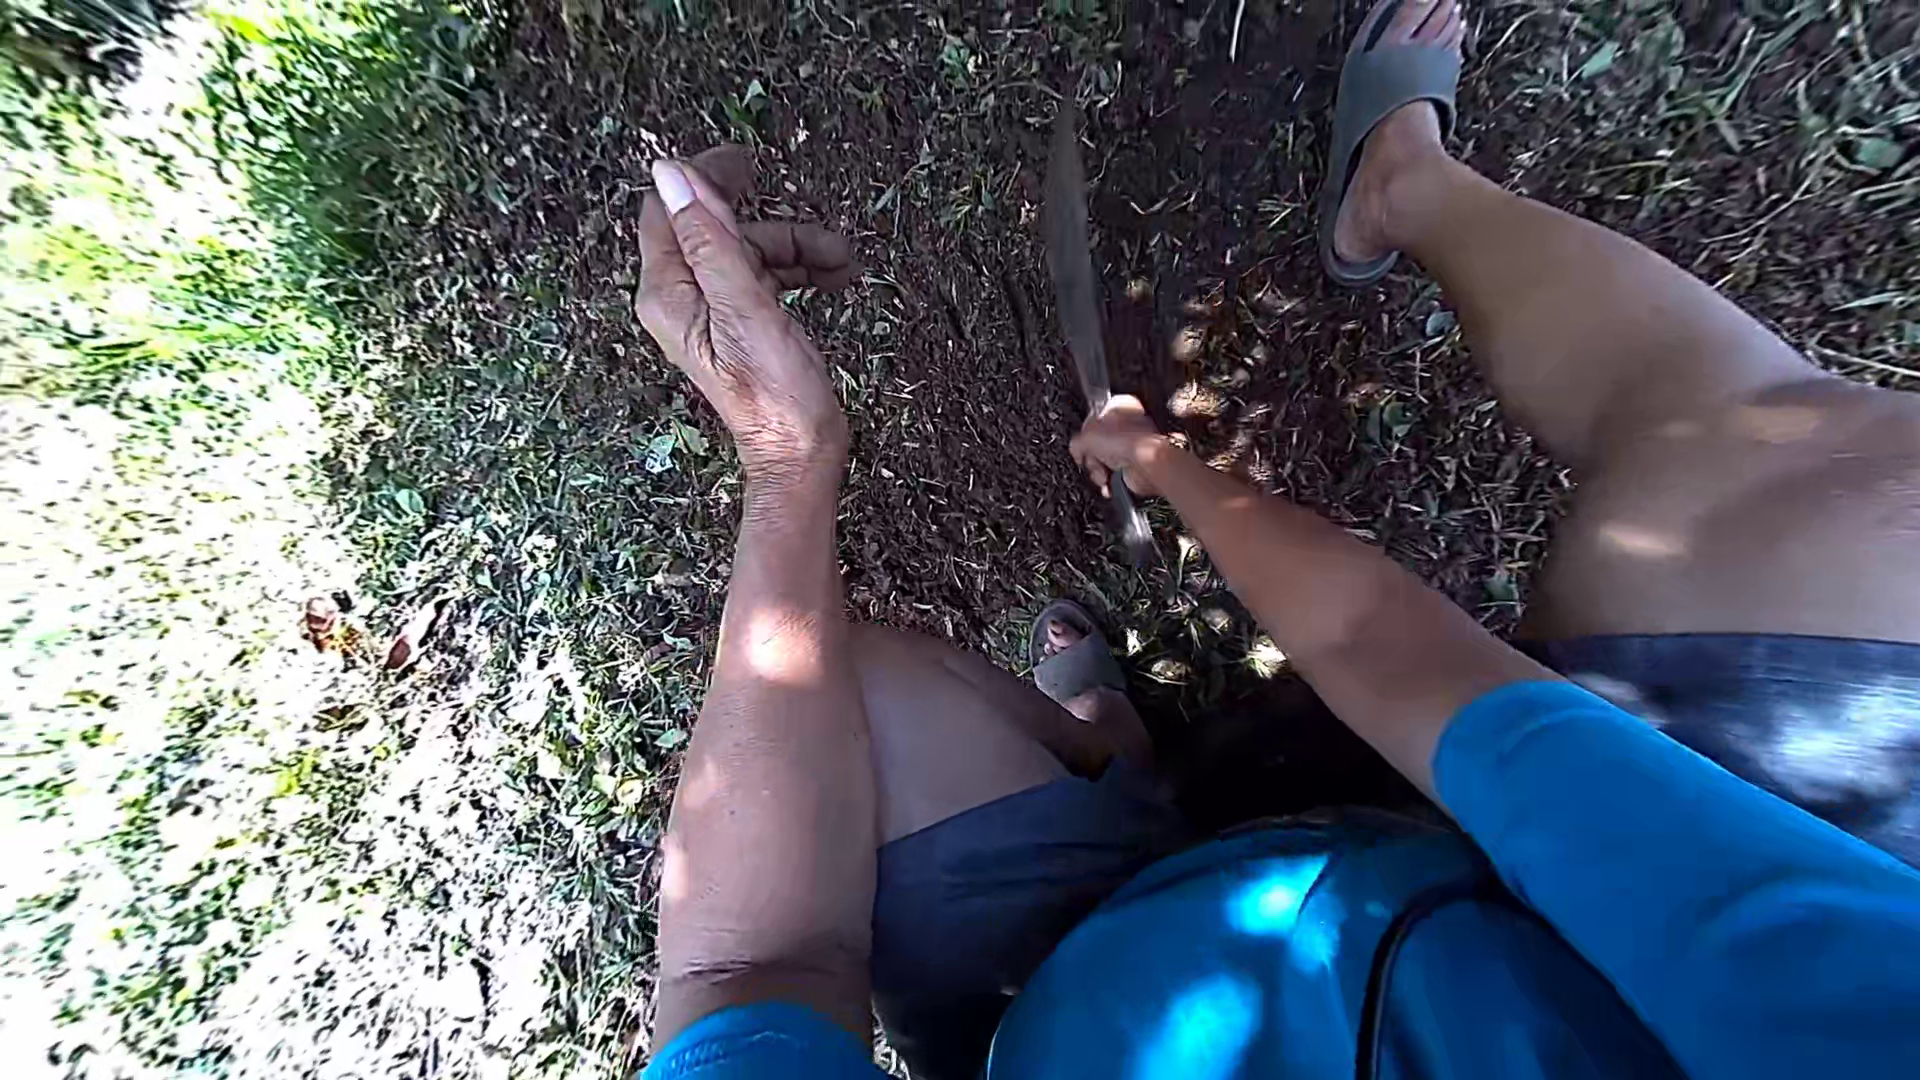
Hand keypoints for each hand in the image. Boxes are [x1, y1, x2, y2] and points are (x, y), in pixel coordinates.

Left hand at [635, 146, 855, 481]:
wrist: (801, 454)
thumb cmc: (775, 400)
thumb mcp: (745, 313)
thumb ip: (710, 242)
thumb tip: (673, 174)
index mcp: (671, 296)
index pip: (673, 212)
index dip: (707, 182)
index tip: (749, 164)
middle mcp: (688, 302)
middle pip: (722, 232)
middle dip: (776, 229)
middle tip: (821, 234)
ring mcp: (720, 315)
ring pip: (754, 255)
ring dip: (800, 251)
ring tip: (844, 264)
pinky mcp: (750, 328)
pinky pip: (769, 281)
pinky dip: (802, 274)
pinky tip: (835, 279)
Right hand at [1069, 395, 1167, 496]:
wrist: (1146, 464)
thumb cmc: (1125, 441)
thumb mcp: (1086, 436)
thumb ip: (1076, 442)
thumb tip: (1077, 451)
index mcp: (1120, 405)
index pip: (1092, 418)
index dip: (1084, 434)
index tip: (1081, 445)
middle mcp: (1129, 424)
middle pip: (1096, 444)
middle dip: (1091, 458)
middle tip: (1094, 460)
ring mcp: (1134, 445)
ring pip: (1104, 461)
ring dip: (1098, 472)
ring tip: (1104, 473)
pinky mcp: (1137, 465)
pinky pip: (1115, 474)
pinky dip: (1109, 481)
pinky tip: (1110, 481)